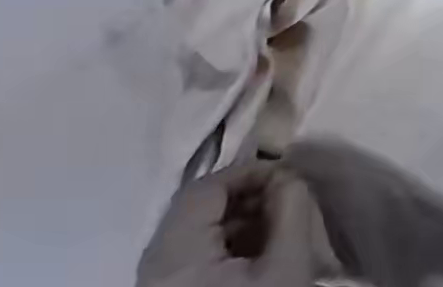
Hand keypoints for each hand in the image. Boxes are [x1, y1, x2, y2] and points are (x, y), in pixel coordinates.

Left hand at [137, 161, 329, 286]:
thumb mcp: (287, 264)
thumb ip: (291, 207)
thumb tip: (286, 177)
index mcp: (175, 257)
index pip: (204, 189)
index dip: (247, 172)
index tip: (287, 174)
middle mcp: (152, 271)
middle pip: (194, 210)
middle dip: (244, 196)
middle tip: (284, 199)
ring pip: (191, 234)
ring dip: (236, 221)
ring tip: (275, 227)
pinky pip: (188, 260)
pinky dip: (223, 246)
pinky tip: (255, 257)